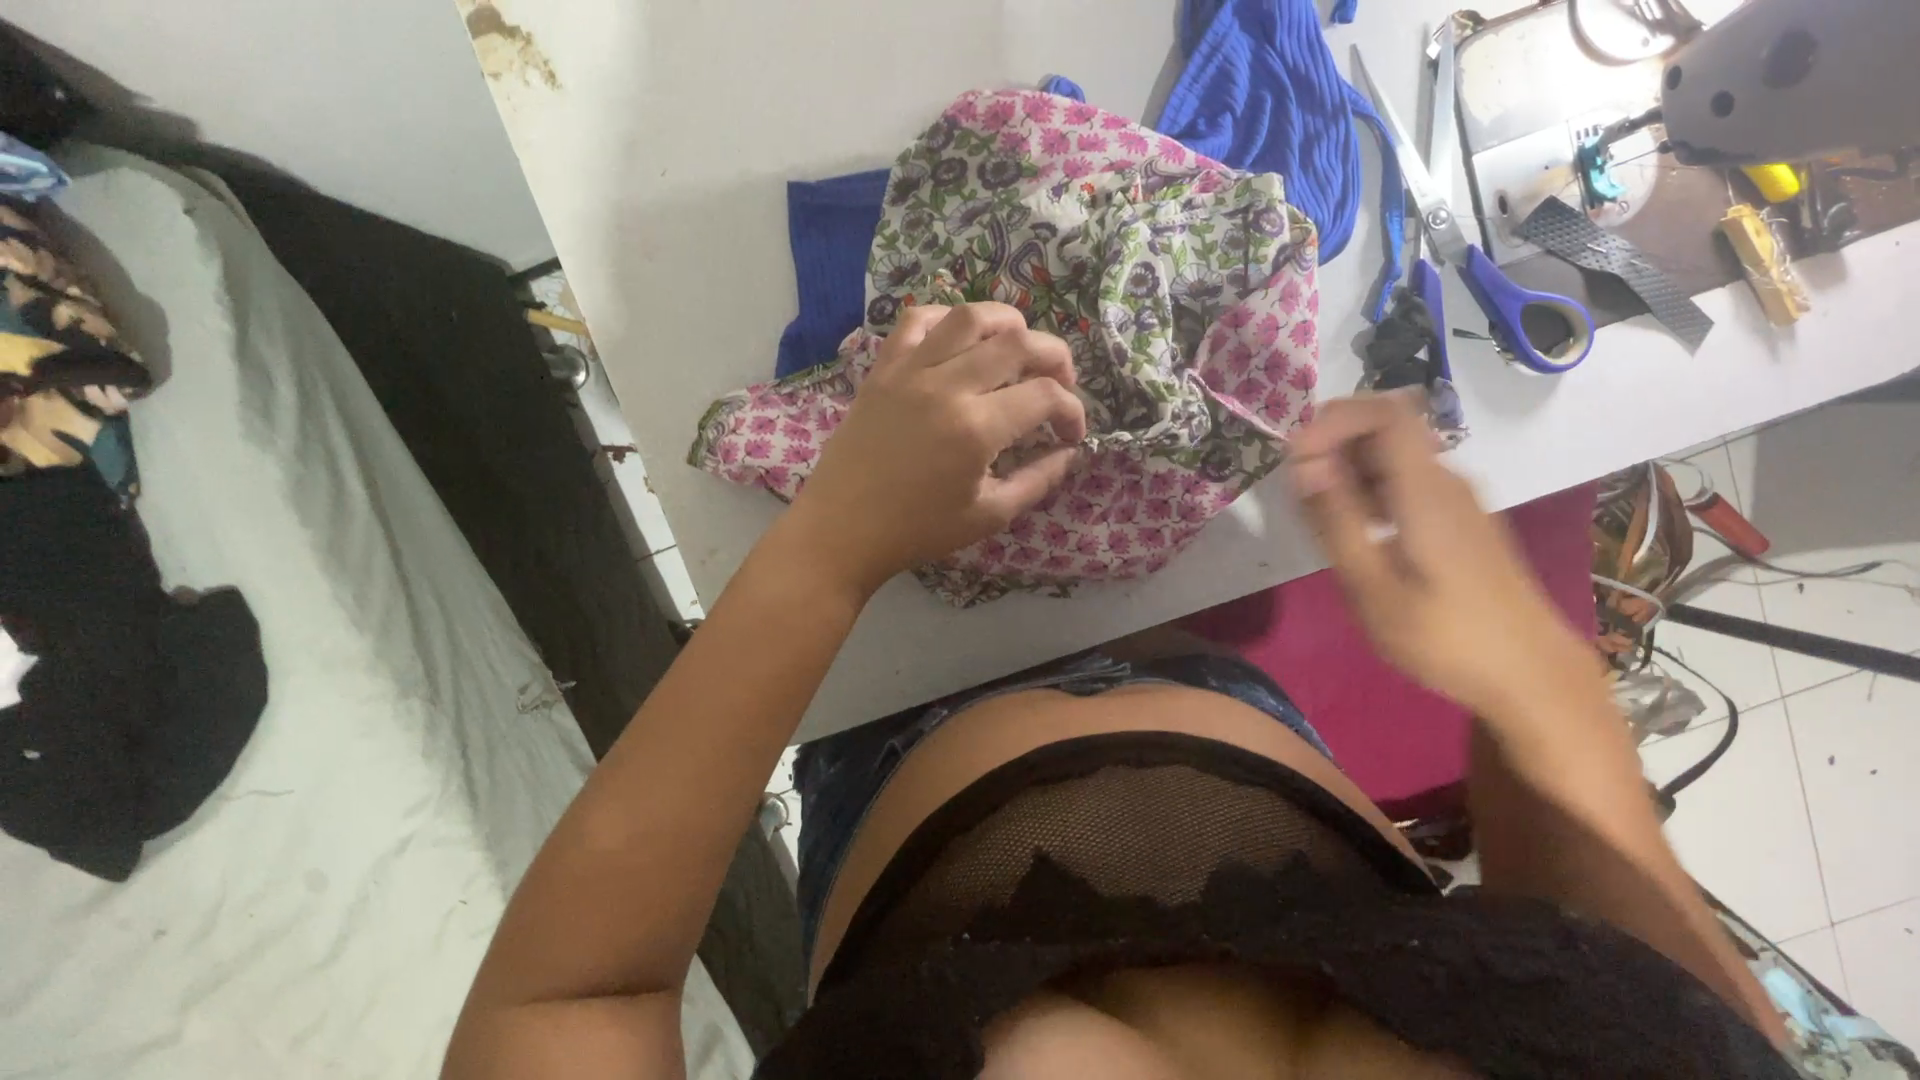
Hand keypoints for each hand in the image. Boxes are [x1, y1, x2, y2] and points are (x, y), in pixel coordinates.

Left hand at [775, 303, 1086, 597]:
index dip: (1072, 411)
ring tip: (1018, 348)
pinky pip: (916, 320)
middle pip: (1019, 343)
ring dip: (1008, 323)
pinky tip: (961, 340)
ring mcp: (910, 371)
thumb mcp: (989, 516)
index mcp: (976, 429)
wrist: (842, 529)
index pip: (1045, 396)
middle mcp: (946, 387)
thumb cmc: (917, 530)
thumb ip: (1037, 480)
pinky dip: (946, 319)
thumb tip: (1067, 452)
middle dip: (1056, 358)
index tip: (1071, 434)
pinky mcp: (882, 369)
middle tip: (1060, 384)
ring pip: (970, 317)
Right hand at [1287, 392, 1593, 718]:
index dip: (1332, 420)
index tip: (1296, 459)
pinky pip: (1406, 482)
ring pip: (1394, 456)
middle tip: (1296, 490)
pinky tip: (1353, 532)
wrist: (1531, 675)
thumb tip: (1303, 464)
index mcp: (1426, 489)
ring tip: (1316, 514)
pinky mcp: (1459, 521)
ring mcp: (1457, 500)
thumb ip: (1336, 520)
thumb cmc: (1445, 637)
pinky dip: (1369, 490)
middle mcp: (1446, 481)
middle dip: (1331, 443)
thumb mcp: (1373, 588)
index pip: (1383, 411)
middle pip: (1386, 427)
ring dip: (1347, 468)